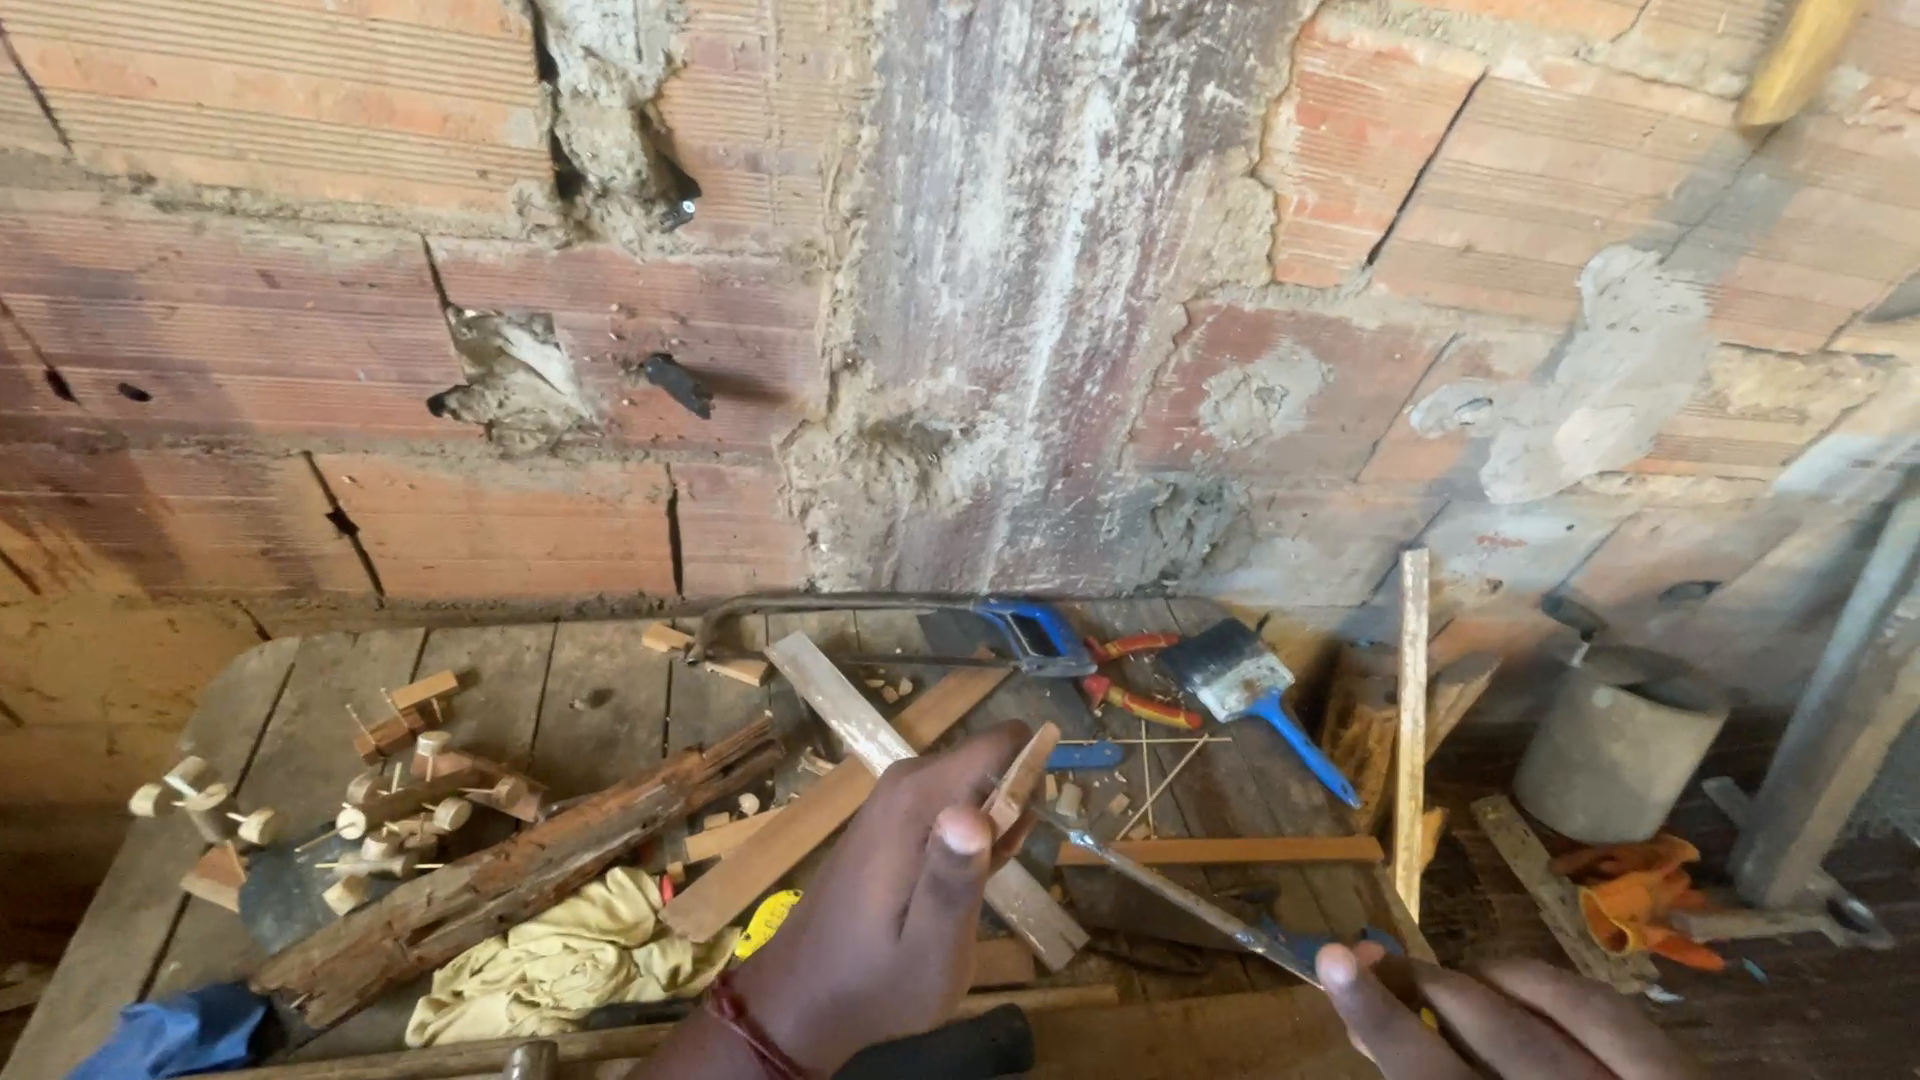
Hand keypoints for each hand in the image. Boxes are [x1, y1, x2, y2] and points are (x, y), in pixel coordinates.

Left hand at [729, 721, 1034, 1073]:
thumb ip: (954, 882)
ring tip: (971, 891)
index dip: (1031, 779)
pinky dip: (970, 838)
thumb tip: (974, 812)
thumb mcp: (929, 951)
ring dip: (994, 830)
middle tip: (994, 877)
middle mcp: (908, 778)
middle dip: (1013, 811)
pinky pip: (954, 800)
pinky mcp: (895, 811)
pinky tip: (952, 886)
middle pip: (993, 761)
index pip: (1001, 742)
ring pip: (977, 782)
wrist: (805, 992)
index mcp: (919, 798)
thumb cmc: (874, 981)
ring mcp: (898, 793)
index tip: (1023, 836)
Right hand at [1317, 945, 1697, 1079]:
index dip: (1378, 1014)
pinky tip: (1510, 984)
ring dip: (1481, 978)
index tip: (1334, 956)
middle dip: (1423, 982)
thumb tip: (1359, 1023)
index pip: (1427, 1077)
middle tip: (1383, 968)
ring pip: (1549, 1003)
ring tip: (1448, 982)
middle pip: (1487, 1027)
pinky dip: (1545, 982)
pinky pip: (1607, 1009)